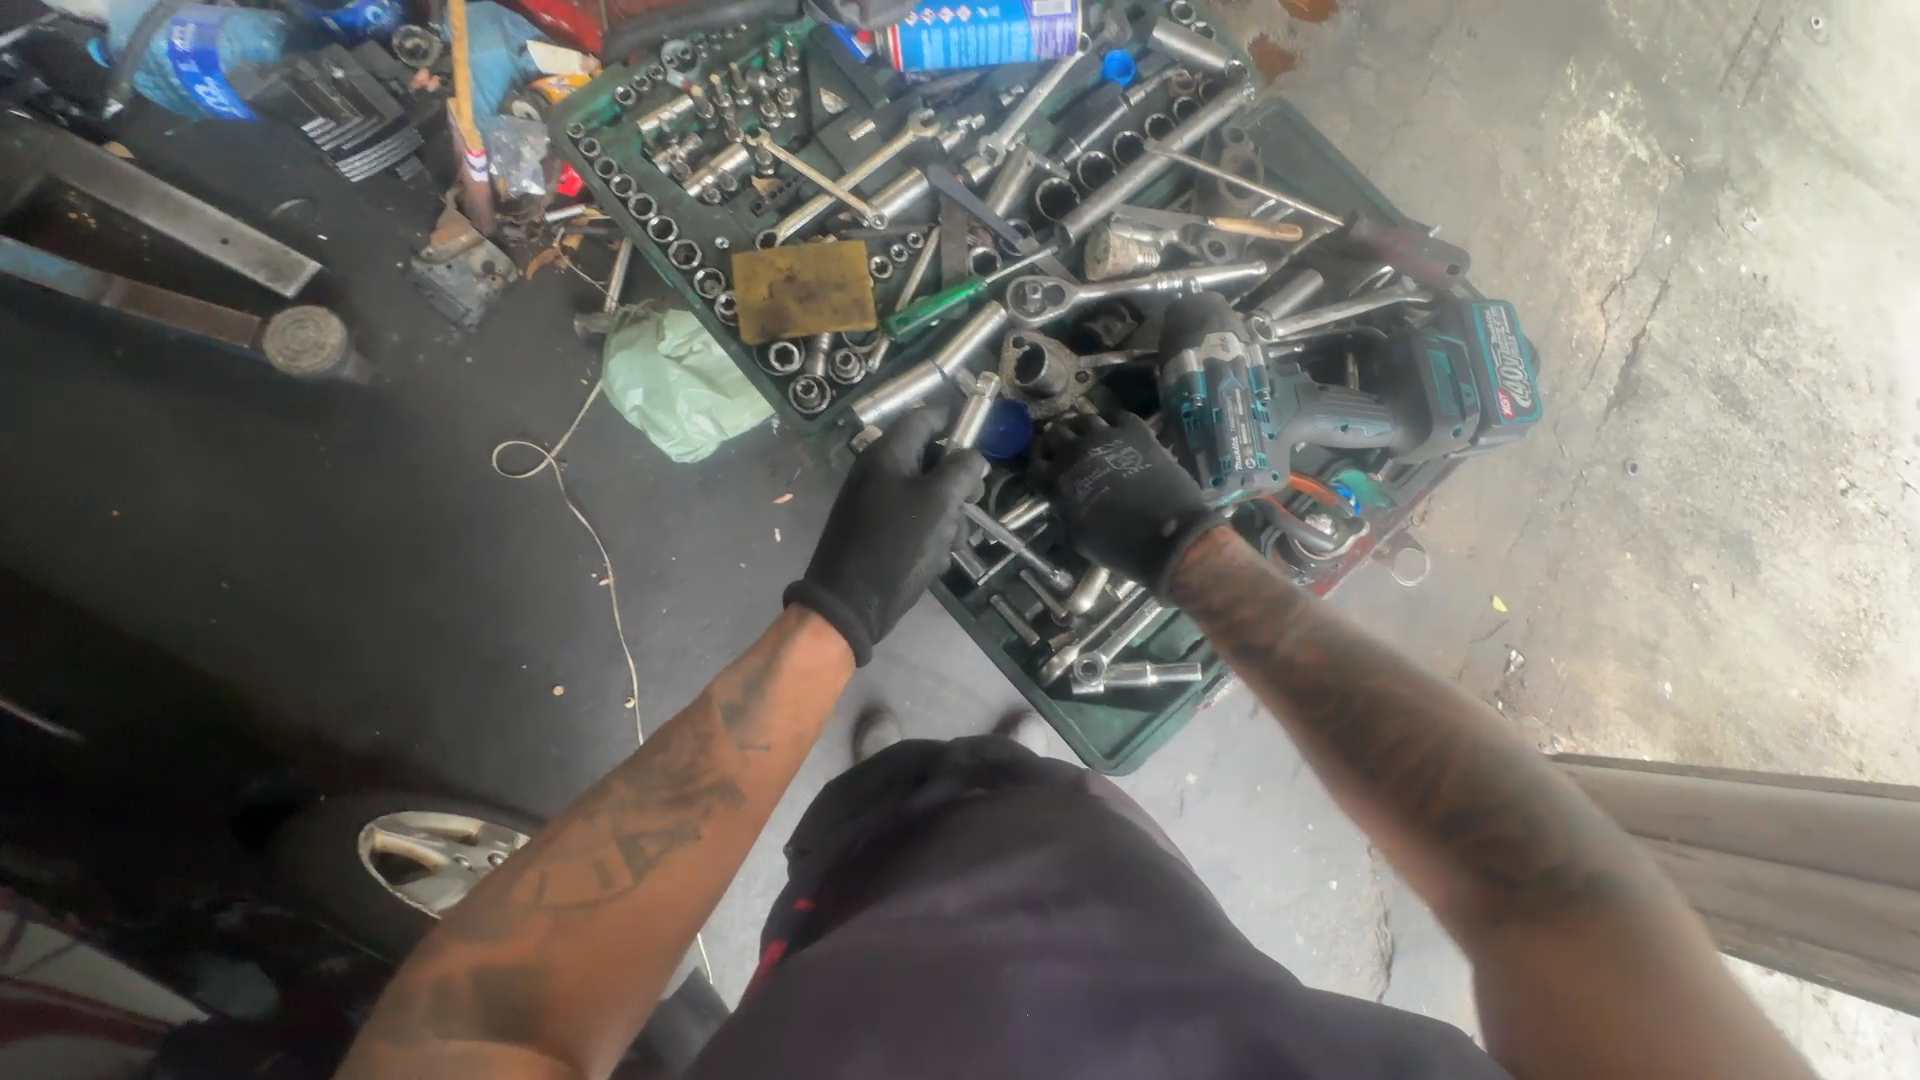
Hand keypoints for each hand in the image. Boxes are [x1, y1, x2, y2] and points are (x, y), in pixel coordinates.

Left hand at [784, 410, 984, 665]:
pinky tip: (938, 557)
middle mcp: (881, 472)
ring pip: (929, 494)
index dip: (956, 421)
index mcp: (888, 453)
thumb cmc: (896, 544)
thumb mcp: (938, 501)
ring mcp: (879, 503)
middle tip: (975, 498)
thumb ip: (962, 470)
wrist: (851, 602)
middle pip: (931, 458)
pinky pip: (917, 521)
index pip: (925, 418)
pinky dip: (933, 534)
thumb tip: (974, 456)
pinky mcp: (881, 532)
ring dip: (951, 514)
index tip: (984, 437)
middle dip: (959, 479)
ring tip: (955, 540)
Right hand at [1030, 411, 1222, 595]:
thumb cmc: (1119, 545)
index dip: (1039, 465)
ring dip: (1081, 428)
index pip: (1035, 464)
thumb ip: (1065, 512)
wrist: (1168, 535)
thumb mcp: (1077, 537)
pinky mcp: (1136, 430)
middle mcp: (1075, 452)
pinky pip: (1116, 415)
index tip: (1045, 469)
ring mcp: (1106, 436)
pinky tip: (1114, 431)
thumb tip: (1064, 499)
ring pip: (1084, 419)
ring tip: (1089, 438)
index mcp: (1057, 481)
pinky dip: (1110, 422)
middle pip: (1055, 434)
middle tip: (1065, 451)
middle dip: (1056, 442)